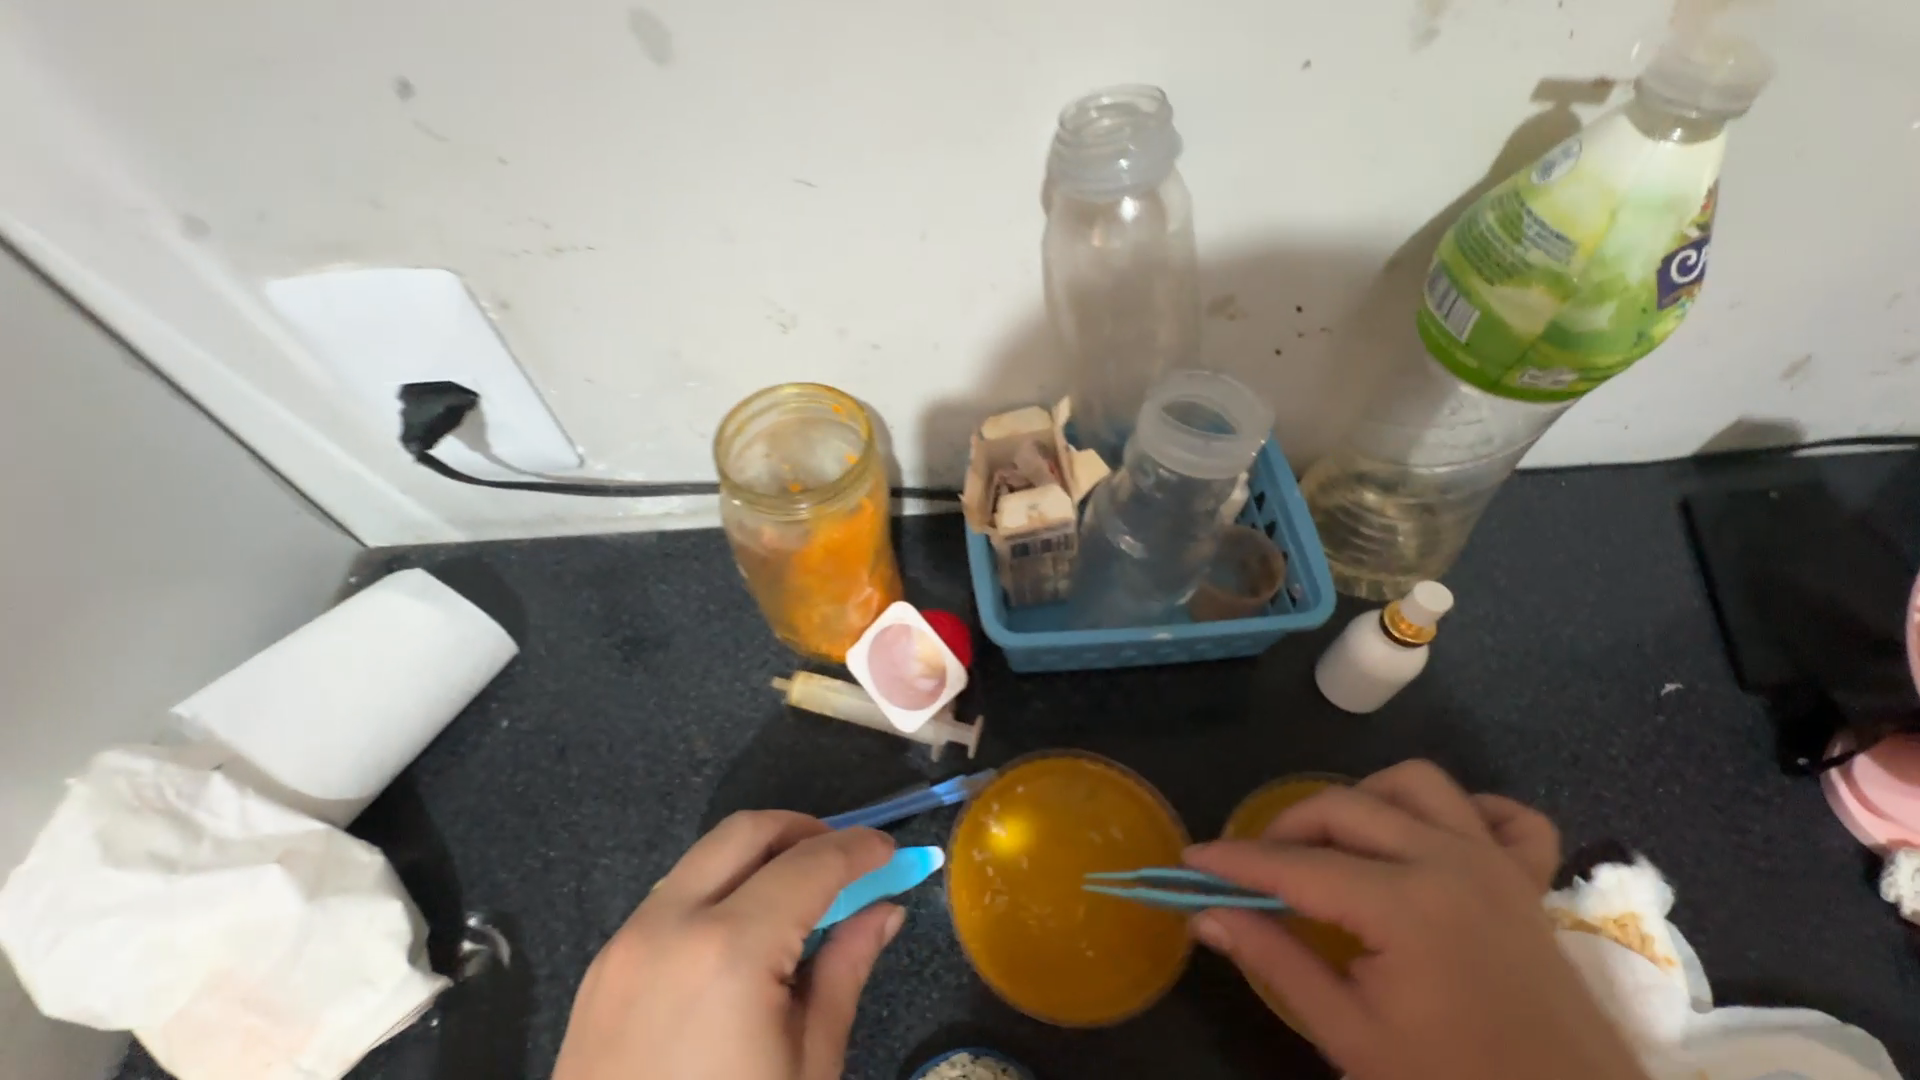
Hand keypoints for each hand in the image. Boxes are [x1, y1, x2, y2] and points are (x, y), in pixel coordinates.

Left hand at [553, 812, 901, 1079]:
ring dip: (759, 856)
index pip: (809, 865)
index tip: (890, 852)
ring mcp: (626, 942)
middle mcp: (670, 924)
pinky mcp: (603, 967)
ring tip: (799, 898)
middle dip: (805, 830)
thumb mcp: (808, 1066)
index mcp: (729, 951)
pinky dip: (719, 888)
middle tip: (844, 861)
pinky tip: (744, 935)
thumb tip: (883, 911)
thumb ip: (845, 971)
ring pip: (704, 856)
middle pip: (746, 831)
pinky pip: (672, 896)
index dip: (858, 849)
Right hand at [1186, 761, 1645, 1079]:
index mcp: (1404, 905)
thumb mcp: (1350, 1034)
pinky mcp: (1530, 879)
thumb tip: (1205, 917)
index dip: (1236, 860)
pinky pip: (1502, 814)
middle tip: (1255, 870)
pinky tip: (1431, 840)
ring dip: (1365, 800)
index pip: (1296, 865)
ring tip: (1337, 844)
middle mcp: (1449, 861)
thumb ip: (1274, 962)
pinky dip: (1462, 811)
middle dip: (1286, 828)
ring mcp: (1497, 863)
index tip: (1192, 859)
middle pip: (1344, 807)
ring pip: (1416, 784)